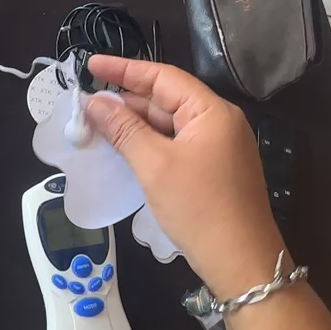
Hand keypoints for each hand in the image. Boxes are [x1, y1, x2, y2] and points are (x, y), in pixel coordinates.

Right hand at [84, 56, 286, 297]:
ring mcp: (218, 147)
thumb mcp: (155, 166)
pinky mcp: (214, 169)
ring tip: (98, 123)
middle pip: (166, 99)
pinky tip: (125, 147)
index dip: (124, 69)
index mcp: (211, 111)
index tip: (91, 64)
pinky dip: (149, 142)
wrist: (242, 265)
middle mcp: (219, 122)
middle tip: (87, 102)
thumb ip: (124, 130)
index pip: (163, 77)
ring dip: (136, 123)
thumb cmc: (200, 209)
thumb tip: (95, 103)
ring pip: (170, 123)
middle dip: (127, 99)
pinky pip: (176, 144)